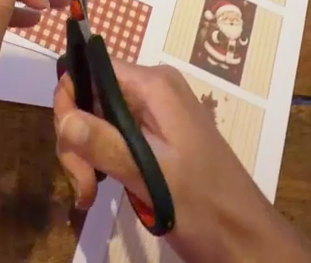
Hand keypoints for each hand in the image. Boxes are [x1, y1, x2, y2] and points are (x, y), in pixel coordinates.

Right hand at [54, 63, 310, 262]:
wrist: (247, 241)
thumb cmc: (203, 206)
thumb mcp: (150, 176)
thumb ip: (105, 144)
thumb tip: (63, 118)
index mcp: (153, 85)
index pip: (90, 69)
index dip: (69, 104)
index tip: (70, 152)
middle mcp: (151, 88)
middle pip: (91, 95)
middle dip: (76, 139)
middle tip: (83, 187)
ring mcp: (154, 111)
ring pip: (97, 118)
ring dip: (86, 156)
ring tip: (90, 194)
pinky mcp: (154, 134)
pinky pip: (113, 134)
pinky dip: (100, 160)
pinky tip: (99, 188)